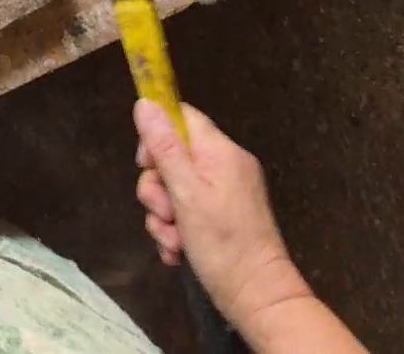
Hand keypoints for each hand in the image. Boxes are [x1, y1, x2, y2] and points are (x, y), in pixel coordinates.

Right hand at [132, 99, 311, 326]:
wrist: (259, 300)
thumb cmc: (223, 242)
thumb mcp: (186, 191)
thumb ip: (164, 146)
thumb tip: (144, 102)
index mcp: (220, 151)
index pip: (181, 117)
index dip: (156, 133)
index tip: (147, 163)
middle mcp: (224, 166)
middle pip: (172, 155)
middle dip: (157, 186)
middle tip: (163, 211)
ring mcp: (224, 192)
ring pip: (174, 186)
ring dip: (163, 213)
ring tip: (172, 239)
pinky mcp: (222, 217)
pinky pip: (187, 208)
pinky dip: (176, 228)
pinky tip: (177, 250)